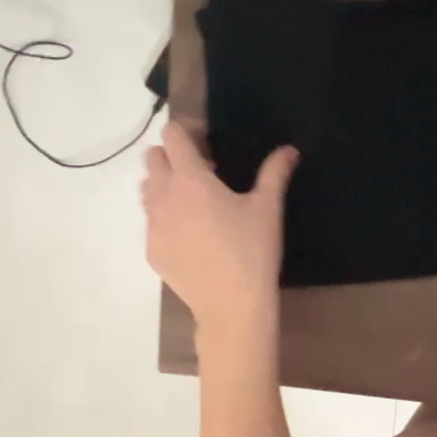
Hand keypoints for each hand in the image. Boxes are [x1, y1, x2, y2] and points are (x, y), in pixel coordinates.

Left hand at [142, 120, 298, 334]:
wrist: (230, 306)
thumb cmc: (252, 252)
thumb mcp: (268, 209)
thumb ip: (274, 173)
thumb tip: (289, 150)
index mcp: (190, 179)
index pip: (172, 135)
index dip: (188, 130)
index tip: (209, 142)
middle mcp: (162, 196)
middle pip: (153, 157)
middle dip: (175, 156)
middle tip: (204, 172)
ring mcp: (152, 225)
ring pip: (147, 189)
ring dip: (166, 184)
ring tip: (195, 202)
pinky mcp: (151, 250)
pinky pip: (151, 222)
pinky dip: (167, 217)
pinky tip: (193, 235)